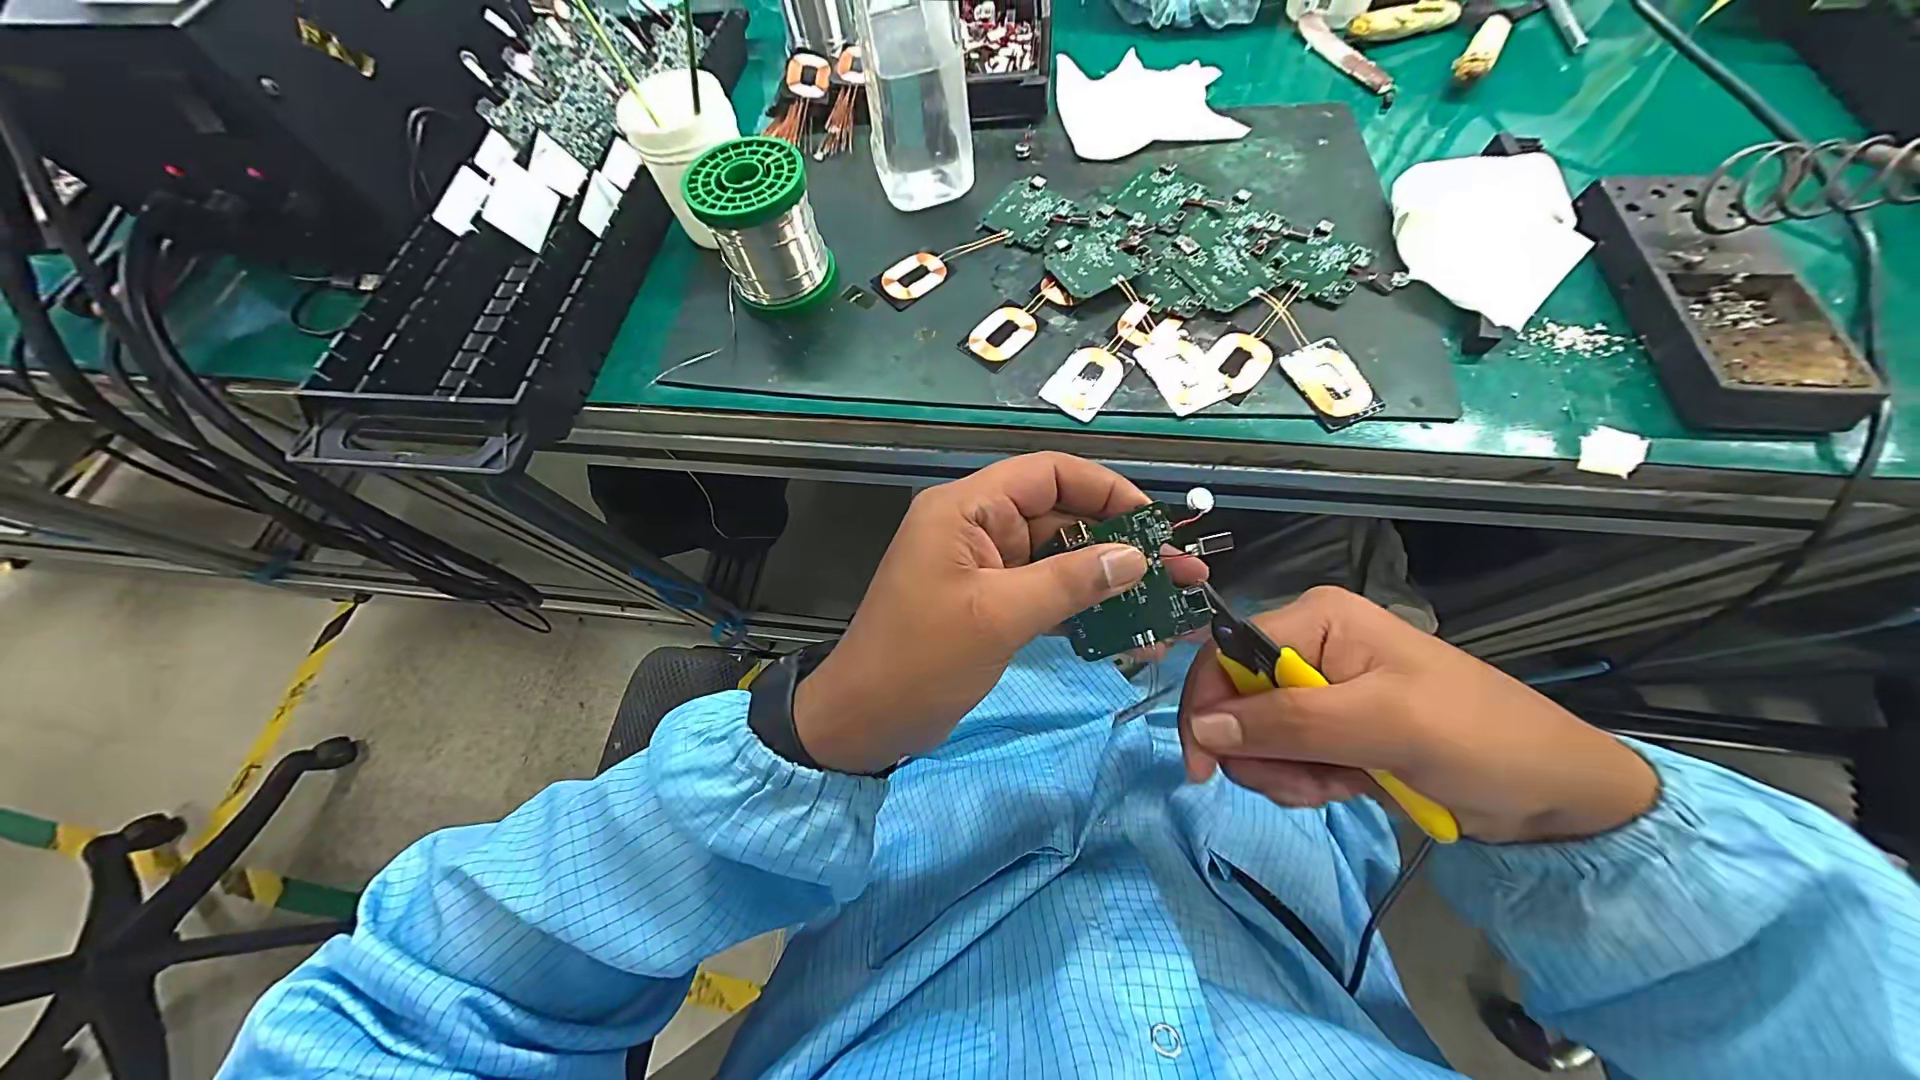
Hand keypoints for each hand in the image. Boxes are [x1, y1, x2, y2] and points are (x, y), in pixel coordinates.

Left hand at [795, 452, 1206, 773]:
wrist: (865, 721)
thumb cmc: (920, 661)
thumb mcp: (998, 616)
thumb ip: (1070, 581)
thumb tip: (1136, 557)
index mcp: (966, 510)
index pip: (1047, 474)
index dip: (1105, 489)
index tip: (1153, 523)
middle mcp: (977, 528)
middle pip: (1061, 517)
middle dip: (1121, 544)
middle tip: (1182, 573)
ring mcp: (986, 568)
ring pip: (1060, 559)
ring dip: (1110, 581)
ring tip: (1169, 605)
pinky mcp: (992, 604)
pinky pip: (1047, 593)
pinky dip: (1084, 608)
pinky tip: (1129, 628)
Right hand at [1178, 586, 1655, 843]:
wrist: (1558, 795)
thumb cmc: (1478, 739)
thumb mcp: (1382, 725)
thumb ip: (1288, 723)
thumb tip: (1202, 728)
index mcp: (1315, 619)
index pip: (1226, 652)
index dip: (1206, 704)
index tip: (1205, 767)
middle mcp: (1307, 646)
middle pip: (1234, 698)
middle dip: (1259, 750)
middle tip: (1304, 783)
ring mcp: (1318, 689)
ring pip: (1252, 734)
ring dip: (1282, 772)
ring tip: (1333, 786)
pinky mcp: (1329, 728)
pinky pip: (1281, 755)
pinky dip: (1300, 780)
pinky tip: (1342, 788)